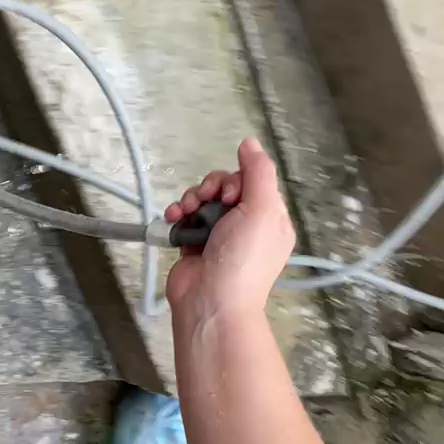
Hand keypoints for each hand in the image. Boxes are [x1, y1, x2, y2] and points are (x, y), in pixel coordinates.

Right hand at [164, 137, 294, 322]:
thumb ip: (258, 172)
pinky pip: (185, 219)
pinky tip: (173, 218)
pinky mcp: (192, 245)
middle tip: (205, 201)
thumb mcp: (262, 209)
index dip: (237, 180)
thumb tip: (250, 142)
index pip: (252, 182)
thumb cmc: (242, 257)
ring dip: (191, 199)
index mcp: (270, 219)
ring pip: (202, 201)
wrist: (211, 301)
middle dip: (211, 188)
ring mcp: (217, 236)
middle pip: (225, 188)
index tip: (230, 195)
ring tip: (185, 211)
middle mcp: (245, 226)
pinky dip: (177, 215)